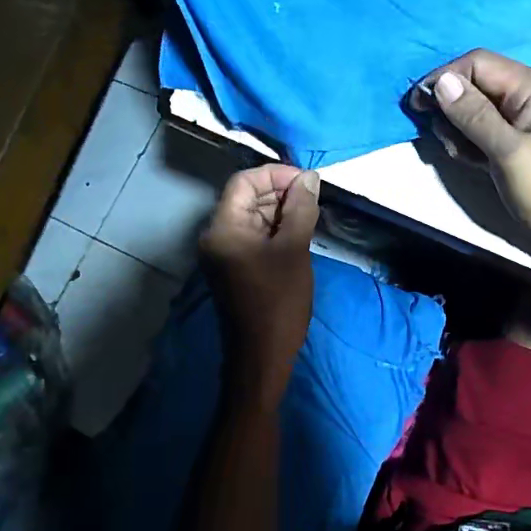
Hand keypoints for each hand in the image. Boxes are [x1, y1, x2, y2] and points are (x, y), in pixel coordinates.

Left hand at [199, 164, 320, 398]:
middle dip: (279, 191)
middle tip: (313, 198)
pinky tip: (299, 233)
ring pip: (251, 217)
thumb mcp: (295, 249)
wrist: (262, 355)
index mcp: (223, 228)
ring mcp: (223, 253)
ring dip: (280, 210)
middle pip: (246, 198)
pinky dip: (275, 230)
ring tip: (310, 215)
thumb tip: (309, 178)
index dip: (275, 175)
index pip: (244, 182)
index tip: (308, 182)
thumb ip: (301, 208)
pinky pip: (253, 236)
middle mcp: (216, 236)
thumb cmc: (278, 300)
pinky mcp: (234, 268)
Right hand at [414, 49, 530, 258]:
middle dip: (451, 110)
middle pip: (474, 83)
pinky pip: (481, 127)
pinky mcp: (515, 136)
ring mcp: (523, 115)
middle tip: (448, 142)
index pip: (478, 63)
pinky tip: (475, 163)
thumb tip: (441, 82)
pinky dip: (469, 142)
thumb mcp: (507, 151)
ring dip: (458, 130)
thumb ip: (473, 115)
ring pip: (473, 107)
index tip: (417, 106)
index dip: (444, 79)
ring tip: (465, 158)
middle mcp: (530, 92)